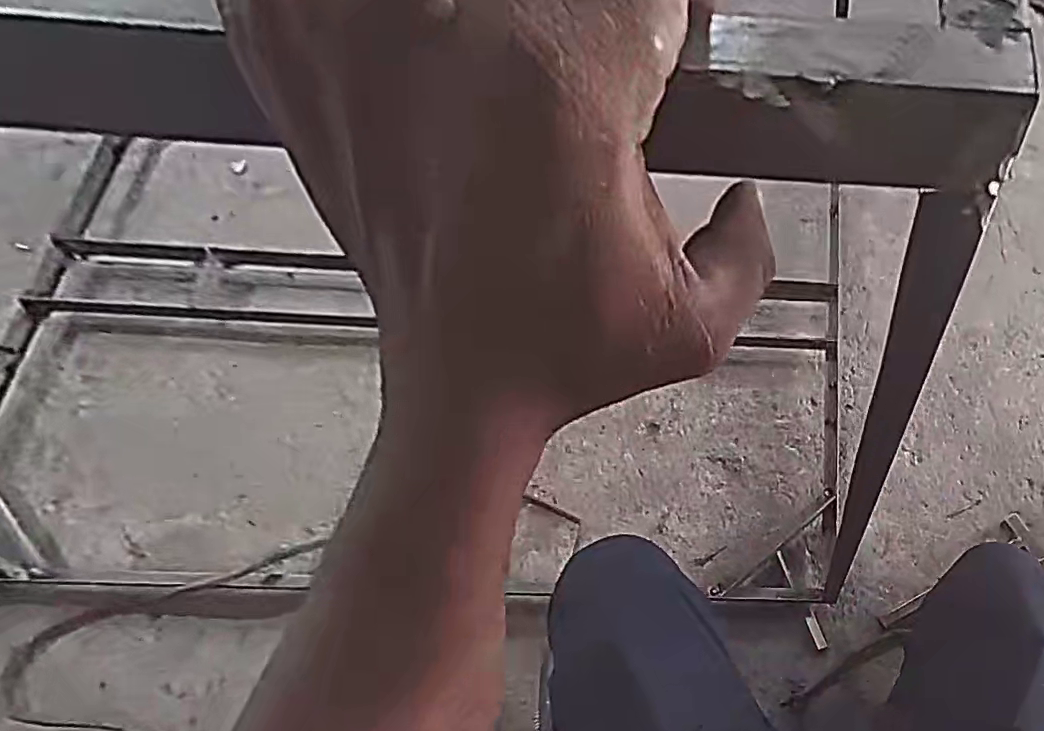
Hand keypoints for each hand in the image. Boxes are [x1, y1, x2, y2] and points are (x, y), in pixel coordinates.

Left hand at [220, 0, 774, 434]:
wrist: (463, 380)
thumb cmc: (574, 354)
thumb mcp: (699, 327)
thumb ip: (750, 249)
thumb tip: (745, 194)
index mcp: (564, 94)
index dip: (679, 13)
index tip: (686, 39)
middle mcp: (451, 36)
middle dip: (607, 29)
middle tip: (622, 84)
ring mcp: (349, 25)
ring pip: (488, 2)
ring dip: (530, 36)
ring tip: (542, 100)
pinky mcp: (293, 39)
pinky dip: (432, 33)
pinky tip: (460, 75)